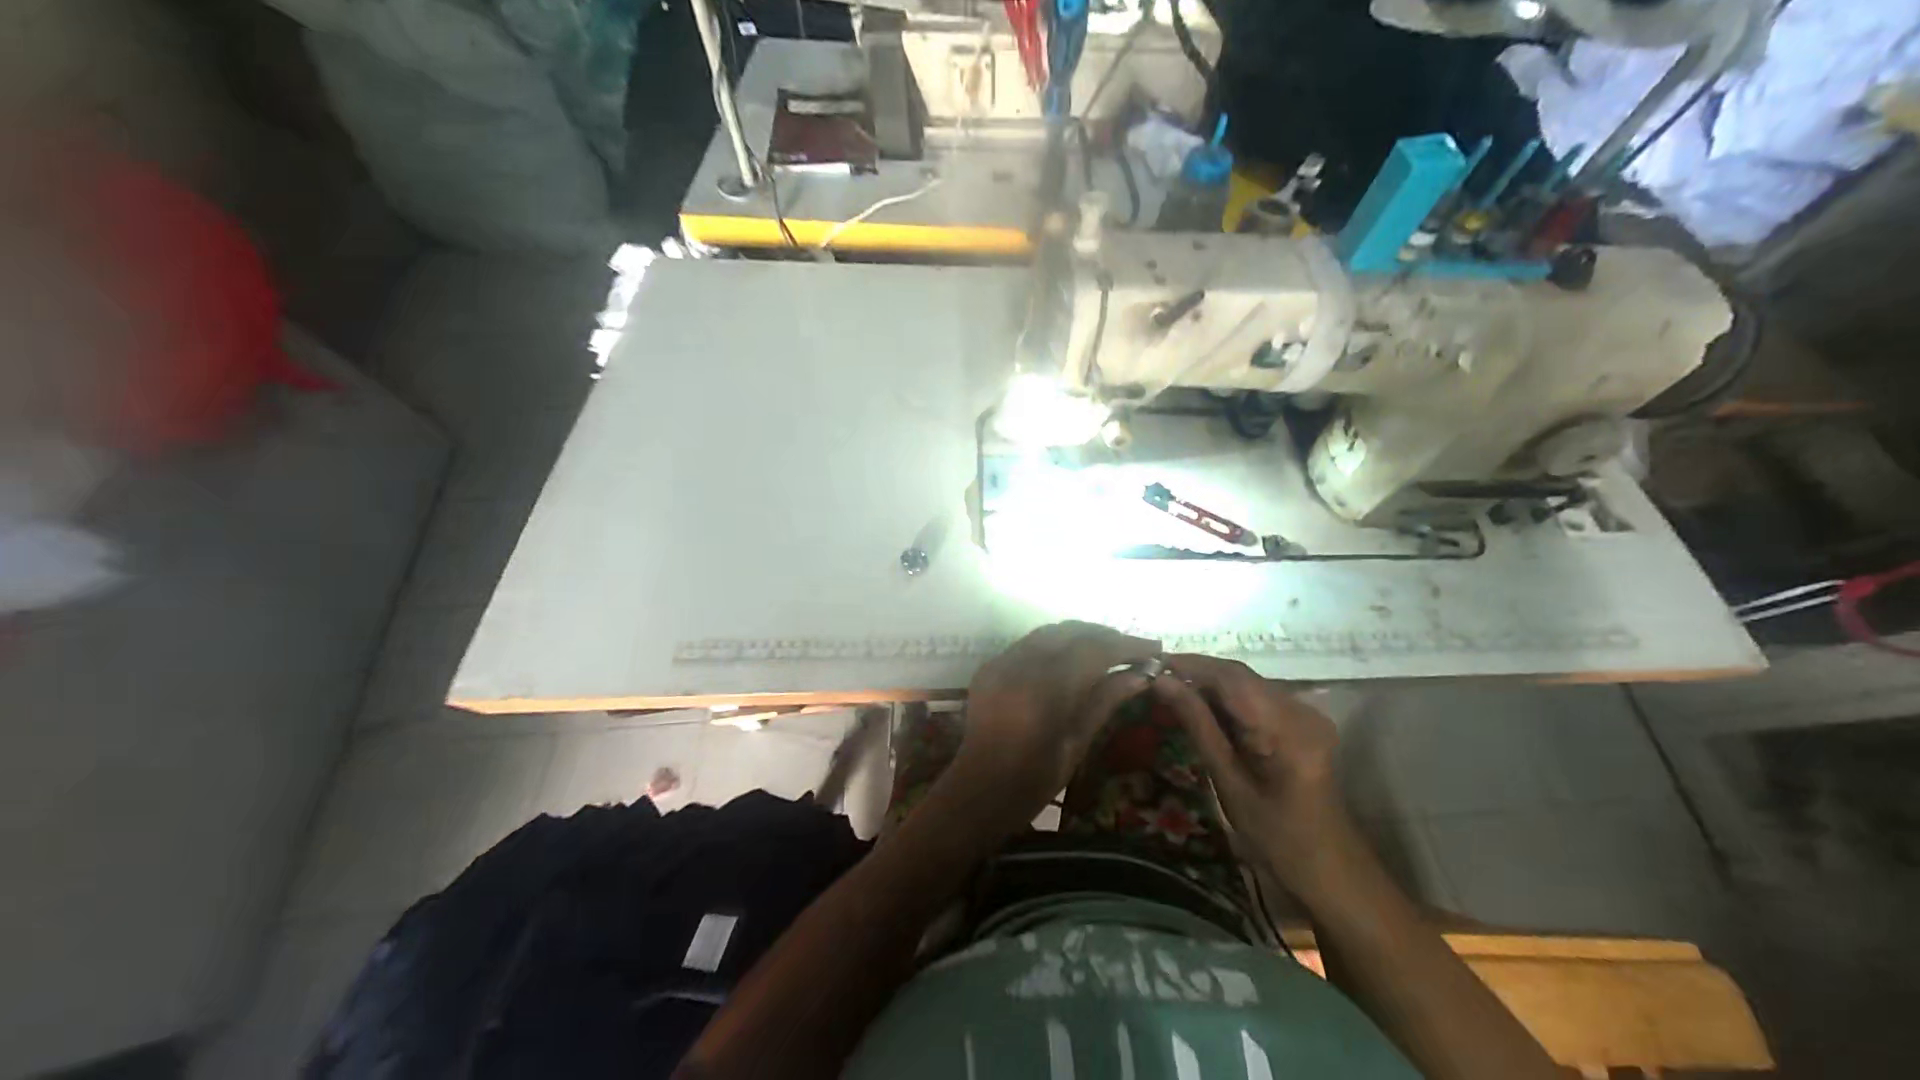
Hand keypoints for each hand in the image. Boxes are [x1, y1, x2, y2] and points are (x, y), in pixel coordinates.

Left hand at [945, 621, 1159, 831]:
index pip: (1094, 649)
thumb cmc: (1035, 779)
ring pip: (1049, 632)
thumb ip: (1106, 700)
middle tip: (1134, 650)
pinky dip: (1056, 644)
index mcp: (1045, 690)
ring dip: (1081, 635)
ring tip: (1108, 651)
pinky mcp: (990, 666)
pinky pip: (1029, 643)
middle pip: (1071, 632)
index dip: (1128, 645)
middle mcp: (1020, 665)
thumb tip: (1142, 674)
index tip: (1155, 649)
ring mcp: (1001, 662)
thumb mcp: (1077, 743)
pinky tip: (1072, 659)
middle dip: (1105, 635)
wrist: (981, 789)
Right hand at [1149, 655, 1346, 879]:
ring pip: (1247, 684)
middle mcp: (1302, 710)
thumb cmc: (1275, 836)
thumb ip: (1198, 725)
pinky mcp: (1303, 721)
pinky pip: (1257, 698)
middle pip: (1241, 676)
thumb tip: (1162, 683)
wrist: (1327, 866)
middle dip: (1197, 674)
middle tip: (1154, 680)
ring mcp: (1306, 714)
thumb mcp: (1228, 782)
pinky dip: (1227, 699)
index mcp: (1288, 728)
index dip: (1191, 665)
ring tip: (1170, 692)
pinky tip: (1202, 709)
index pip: (1232, 678)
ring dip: (1209, 685)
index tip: (1151, 665)